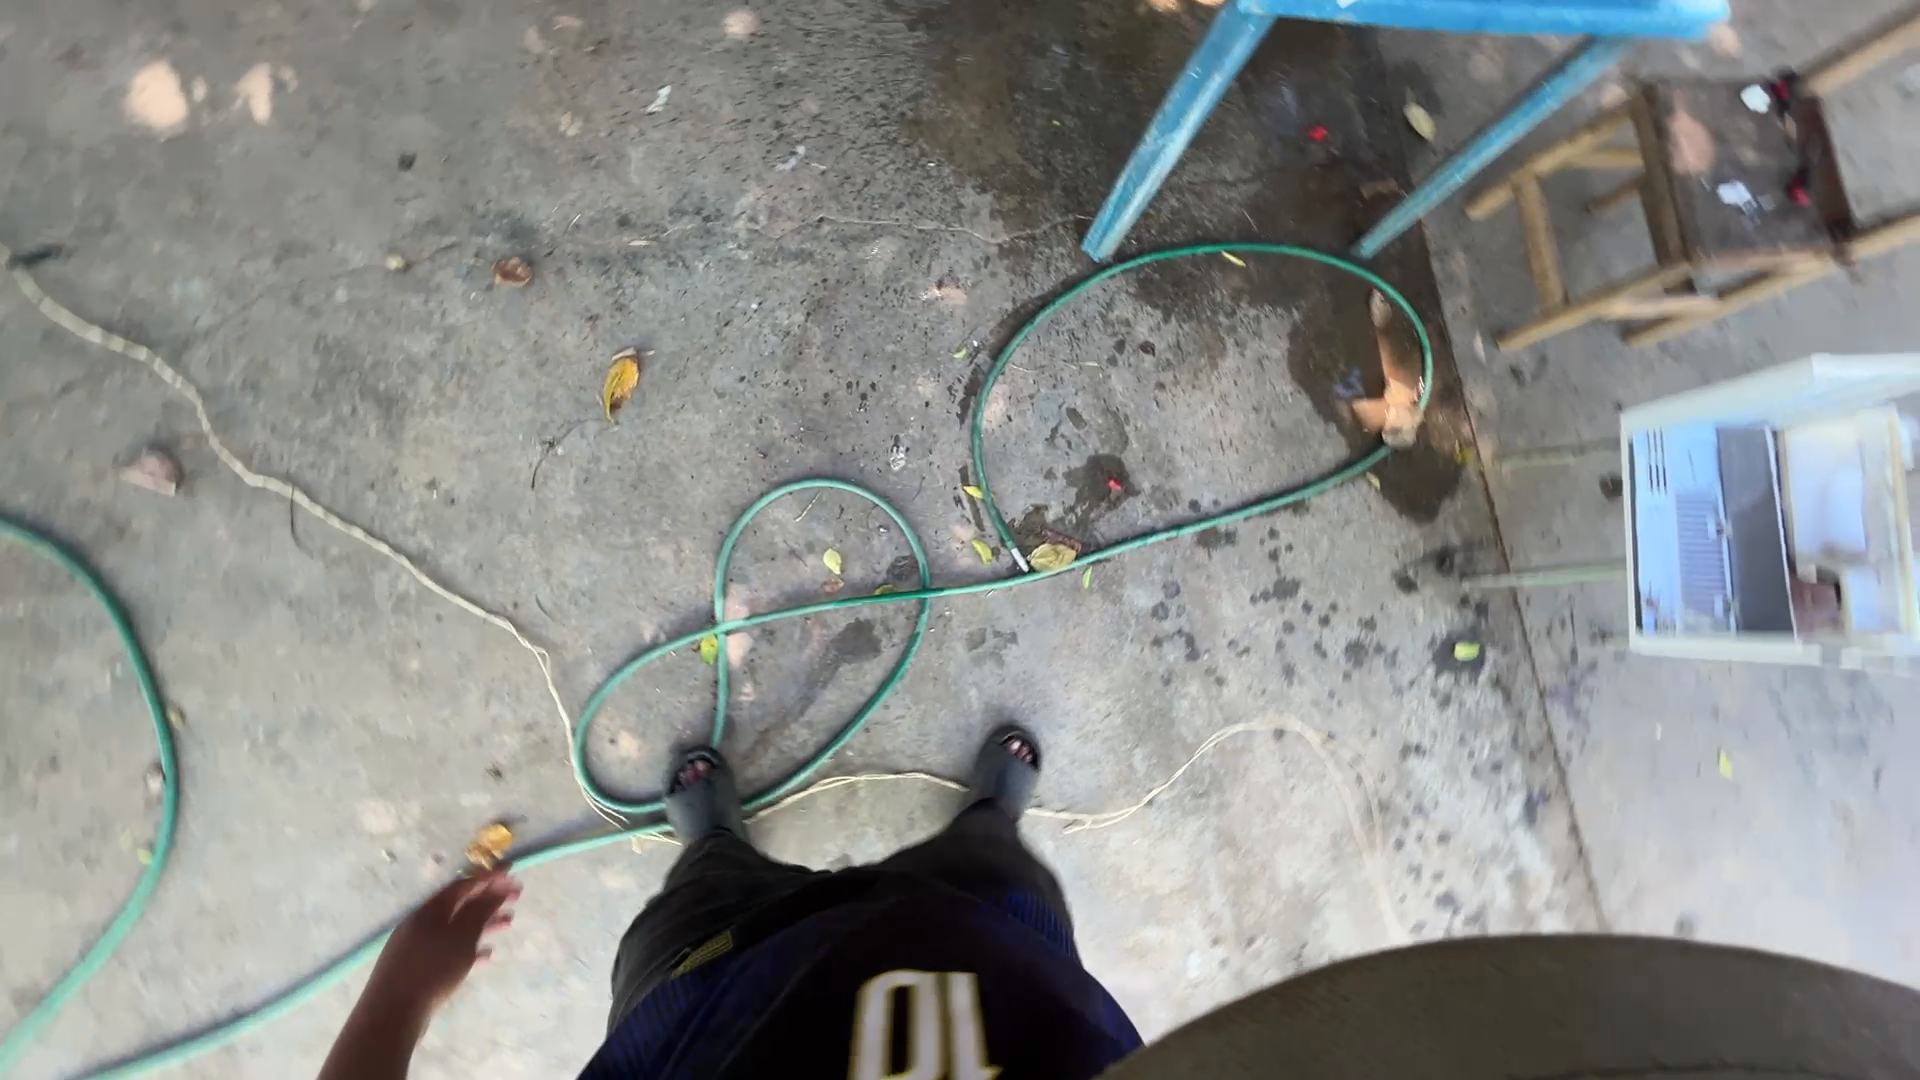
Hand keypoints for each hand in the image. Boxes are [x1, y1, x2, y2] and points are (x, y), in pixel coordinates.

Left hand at [365, 867, 520, 1019]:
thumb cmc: (431, 970)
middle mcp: (420, 924)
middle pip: (461, 905)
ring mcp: (416, 947)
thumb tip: (497, 888)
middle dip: (490, 900)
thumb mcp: (463, 937)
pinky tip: (487, 956)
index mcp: (429, 911)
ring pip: (456, 928)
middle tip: (516, 898)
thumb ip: (482, 910)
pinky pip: (448, 949)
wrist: (390, 1018)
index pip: (463, 885)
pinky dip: (469, 948)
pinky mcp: (416, 968)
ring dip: (484, 923)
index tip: (512, 872)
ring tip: (508, 925)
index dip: (489, 876)